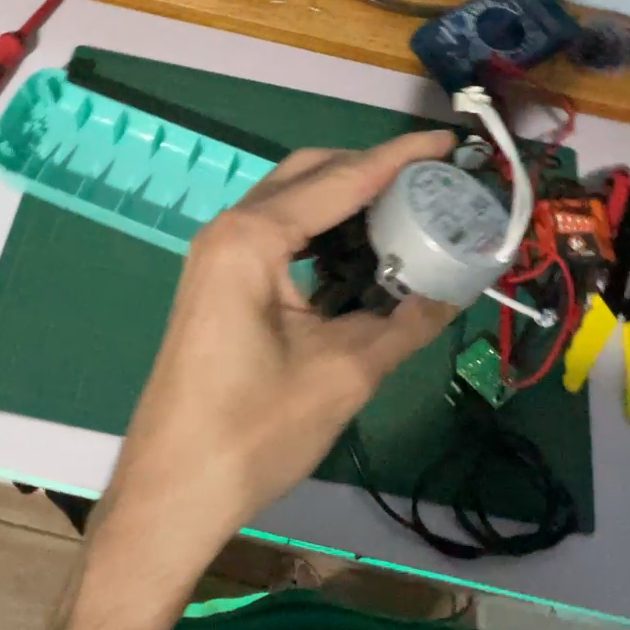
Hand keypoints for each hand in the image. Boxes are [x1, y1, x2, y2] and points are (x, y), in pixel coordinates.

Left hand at [39, 131, 458, 629]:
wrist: (174, 488)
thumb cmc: (254, 431)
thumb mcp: (344, 373)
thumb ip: (405, 322)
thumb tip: (455, 289)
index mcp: (252, 238)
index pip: (339, 179)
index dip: (397, 157)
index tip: (447, 140)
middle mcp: (228, 230)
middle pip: (307, 173)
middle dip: (368, 168)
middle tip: (428, 179)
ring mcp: (216, 253)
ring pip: (289, 200)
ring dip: (342, 197)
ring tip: (402, 209)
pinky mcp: (217, 279)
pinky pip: (275, 232)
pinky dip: (318, 229)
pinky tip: (356, 252)